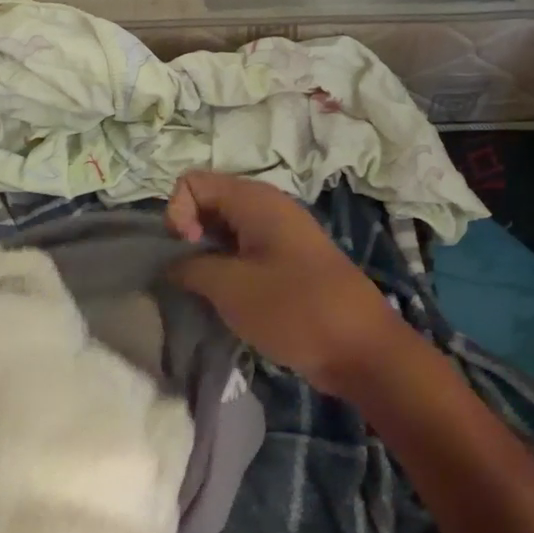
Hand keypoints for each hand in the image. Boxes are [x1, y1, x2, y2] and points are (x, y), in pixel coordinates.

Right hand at [164, 170, 414, 393]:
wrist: (361, 349)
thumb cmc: (294, 309)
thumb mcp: (231, 287)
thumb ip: (190, 267)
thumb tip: (172, 264)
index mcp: (256, 200)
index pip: (192, 183)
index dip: (177, 213)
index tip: (186, 251)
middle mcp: (268, 208)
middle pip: (208, 204)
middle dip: (188, 236)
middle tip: (191, 276)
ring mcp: (281, 236)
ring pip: (225, 232)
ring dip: (207, 258)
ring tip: (205, 293)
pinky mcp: (288, 264)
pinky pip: (244, 254)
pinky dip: (228, 272)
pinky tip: (227, 302)